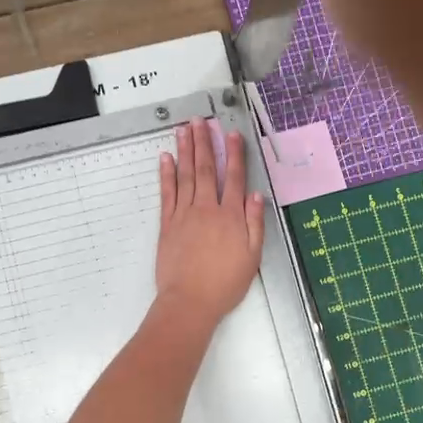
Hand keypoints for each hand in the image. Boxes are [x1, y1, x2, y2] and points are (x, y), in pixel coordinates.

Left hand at [153, 119, 263, 323]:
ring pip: (185, 175)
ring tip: (184, 130)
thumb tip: (256, 196)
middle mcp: (207, 209)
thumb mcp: (252, 257)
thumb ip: (254, 224)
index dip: (234, 155)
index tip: (231, 134)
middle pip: (206, 170)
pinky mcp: (168, 225)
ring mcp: (185, 215)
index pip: (234, 179)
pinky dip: (166, 174)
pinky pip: (167, 193)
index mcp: (231, 217)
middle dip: (204, 143)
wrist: (190, 301)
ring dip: (185, 150)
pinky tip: (166, 158)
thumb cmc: (225, 284)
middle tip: (201, 121)